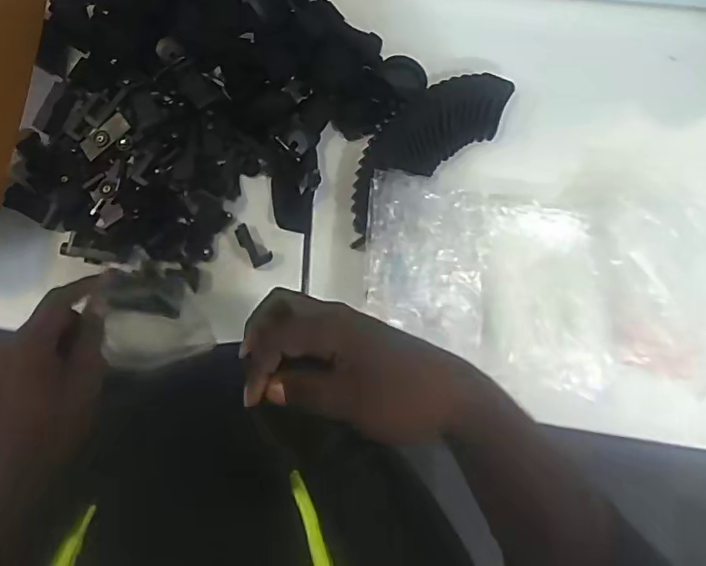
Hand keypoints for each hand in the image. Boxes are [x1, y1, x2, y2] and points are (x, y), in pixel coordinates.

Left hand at [0, 275, 107, 485]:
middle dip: (74, 326)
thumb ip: (91, 336)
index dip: (85, 285)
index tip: (109, 277)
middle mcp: (7, 340)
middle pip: (48, 318)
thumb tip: (97, 302)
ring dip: (60, 345)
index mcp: (29, 338)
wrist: (14, 479)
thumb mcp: (85, 381)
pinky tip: (58, 385)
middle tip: (98, 350)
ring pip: (37, 338)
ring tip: (80, 373)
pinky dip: (45, 358)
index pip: (59, 298)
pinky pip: (25, 354)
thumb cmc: (55, 428)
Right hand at [242, 288, 501, 444]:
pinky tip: (294, 361)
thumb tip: (268, 385)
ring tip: (265, 361)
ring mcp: (346, 320)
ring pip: (296, 309)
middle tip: (248, 361)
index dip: (257, 363)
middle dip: (258, 329)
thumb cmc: (399, 398)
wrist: (456, 396)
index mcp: (328, 325)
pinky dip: (291, 334)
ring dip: (274, 329)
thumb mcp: (348, 402)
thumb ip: (303, 390)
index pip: (277, 334)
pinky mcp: (357, 332)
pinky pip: (310, 321)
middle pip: (281, 304)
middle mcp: (333, 313)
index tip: (250, 398)